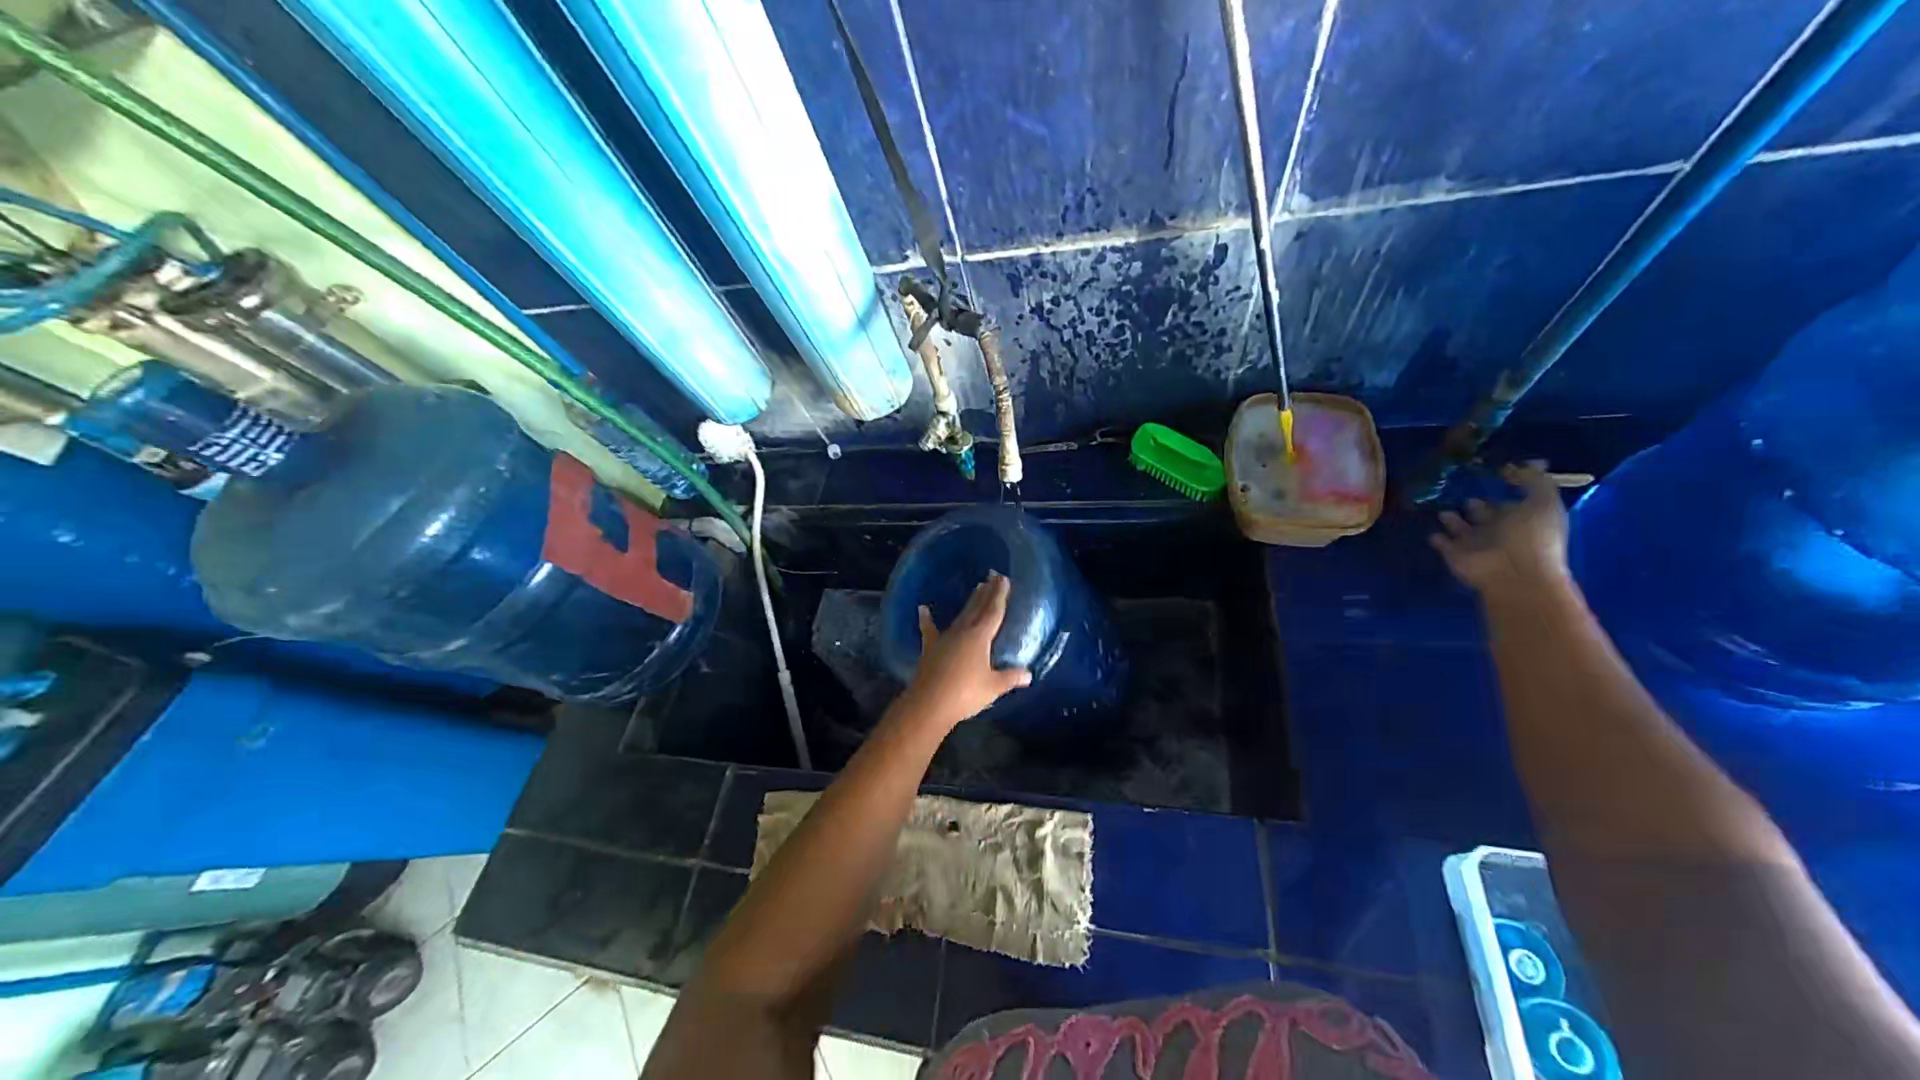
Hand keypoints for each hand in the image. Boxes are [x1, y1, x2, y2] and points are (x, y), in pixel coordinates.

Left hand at [899, 571, 1031, 729]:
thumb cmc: (965, 694)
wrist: (928, 704)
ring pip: (960, 616)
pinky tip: (922, 609)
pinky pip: (929, 630)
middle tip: (992, 576)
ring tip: (976, 588)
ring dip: (969, 603)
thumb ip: (1010, 678)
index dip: (1000, 595)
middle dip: (986, 593)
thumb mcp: (993, 687)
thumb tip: (1028, 674)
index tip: (1003, 579)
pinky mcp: (929, 649)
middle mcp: (962, 632)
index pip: (993, 611)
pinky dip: (926, 620)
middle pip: (977, 608)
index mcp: (980, 637)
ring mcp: (944, 639)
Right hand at [1429, 461, 1570, 596]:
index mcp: (1524, 519)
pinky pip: (1443, 544)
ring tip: (1444, 510)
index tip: (1495, 474)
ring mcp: (1476, 545)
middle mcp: (1500, 531)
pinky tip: (1433, 531)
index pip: (1514, 503)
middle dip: (1477, 506)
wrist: (1512, 573)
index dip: (1507, 490)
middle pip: (1486, 516)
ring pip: (1462, 529)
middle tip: (1466, 494)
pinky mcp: (1455, 555)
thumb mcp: (1543, 501)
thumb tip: (1521, 464)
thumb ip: (1534, 481)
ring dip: (1454, 520)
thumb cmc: (1532, 536)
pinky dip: (1438, 539)